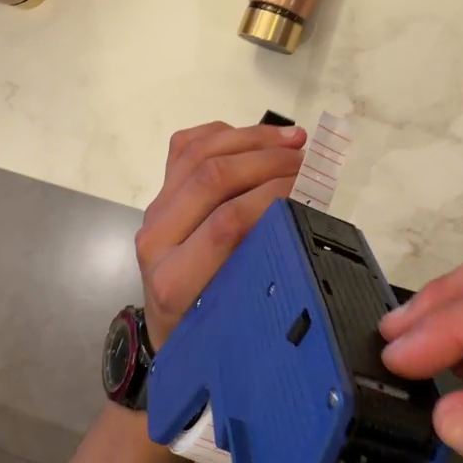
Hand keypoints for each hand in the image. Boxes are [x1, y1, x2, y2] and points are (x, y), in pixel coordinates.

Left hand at [136, 121, 306, 349]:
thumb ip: (265, 265)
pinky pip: (185, 146)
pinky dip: (223, 133)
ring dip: (250, 138)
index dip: (270, 195)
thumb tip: (305, 206)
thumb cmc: (214, 330)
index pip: (226, 222)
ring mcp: (154, 212)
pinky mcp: (159, 193)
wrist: (170, 330)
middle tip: (305, 159)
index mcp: (177, 280)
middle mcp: (157, 241)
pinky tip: (256, 136)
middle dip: (266, 160)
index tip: (308, 185)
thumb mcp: (242, 314)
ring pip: (197, 153)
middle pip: (210, 178)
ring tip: (292, 139)